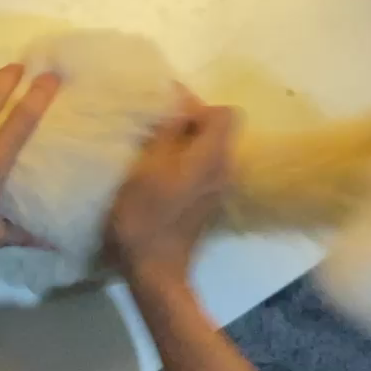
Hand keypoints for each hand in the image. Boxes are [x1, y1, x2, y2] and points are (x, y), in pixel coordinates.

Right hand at [106, 100, 237, 283]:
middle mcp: (224, 169)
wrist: (154, 270)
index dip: (197, 107)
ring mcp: (217, 190)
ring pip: (206, 151)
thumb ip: (165, 131)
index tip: (165, 115)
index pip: (225, 113)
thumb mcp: (146, 168)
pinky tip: (154, 176)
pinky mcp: (205, 204)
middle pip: (217, 131)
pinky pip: (199, 170)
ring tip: (149, 151)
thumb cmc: (145, 217)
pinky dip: (180, 165)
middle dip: (186, 124)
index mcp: (213, 156)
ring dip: (180, 145)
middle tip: (151, 130)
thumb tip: (177, 100)